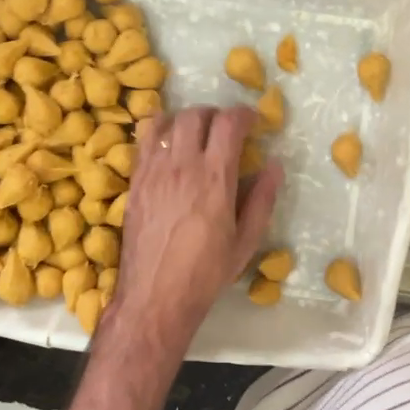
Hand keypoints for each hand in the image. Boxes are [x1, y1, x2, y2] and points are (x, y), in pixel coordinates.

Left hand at [108, 106, 281, 353]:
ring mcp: (153, 171)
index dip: (243, 114)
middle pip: (196, 115)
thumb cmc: (206, 273)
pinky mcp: (135, 181)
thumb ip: (262, 199)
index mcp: (215, 178)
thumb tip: (274, 166)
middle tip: (225, 129)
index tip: (252, 122)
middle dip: (215, 114)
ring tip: (195, 134)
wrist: (156, 295)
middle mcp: (182, 165)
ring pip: (166, 122)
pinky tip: (168, 146)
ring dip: (186, 120)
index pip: (229, 123)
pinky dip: (159, 132)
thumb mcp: (246, 241)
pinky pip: (144, 140)